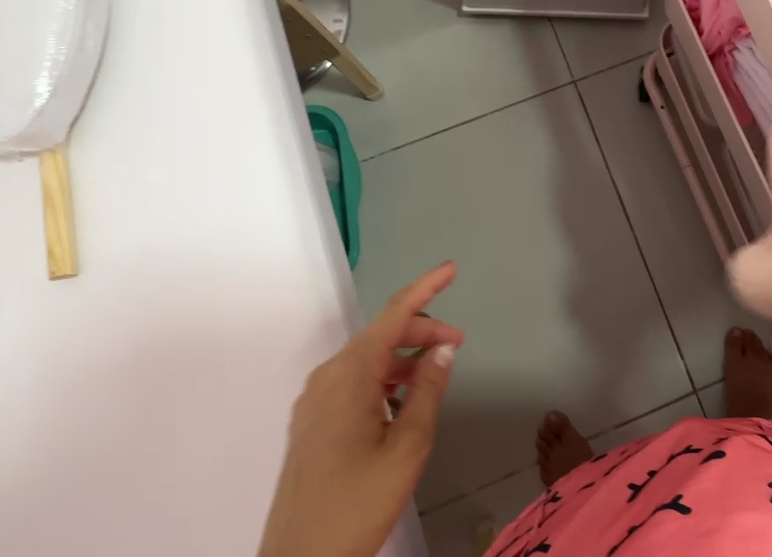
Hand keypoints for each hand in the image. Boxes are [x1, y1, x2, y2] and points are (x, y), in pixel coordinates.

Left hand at [261, 262, 464, 556]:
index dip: (424, 289)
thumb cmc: (358, 502)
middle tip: (459, 346)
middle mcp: (327, 377)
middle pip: (380, 336)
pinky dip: (383, 379)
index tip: (451, 268)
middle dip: (421, 331)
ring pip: (366, 361)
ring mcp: (315, 401)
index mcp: (349, 375)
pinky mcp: (312, 423)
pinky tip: (402, 399)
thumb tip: (442, 350)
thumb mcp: (407, 447)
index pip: (393, 315)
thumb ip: (427, 392)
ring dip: (403, 359)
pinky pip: (352, 383)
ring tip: (436, 373)